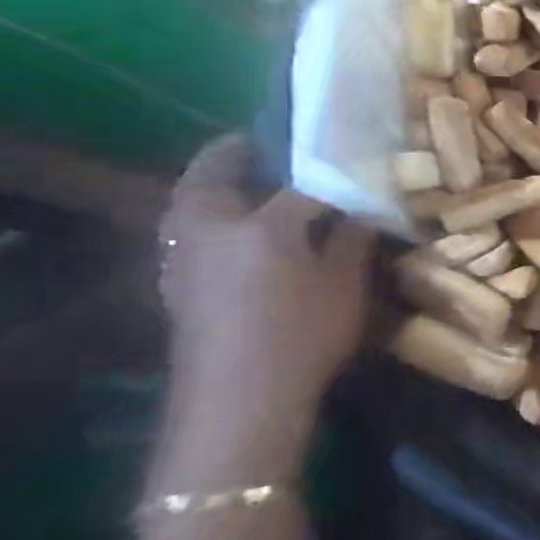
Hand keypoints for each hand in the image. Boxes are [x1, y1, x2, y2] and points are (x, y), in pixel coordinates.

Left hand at [159, 137, 375, 431]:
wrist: (241, 395)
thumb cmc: (304, 334)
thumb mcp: (345, 285)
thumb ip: (353, 240)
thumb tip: (364, 209)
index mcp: (261, 224)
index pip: (300, 182)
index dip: (326, 167)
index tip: (347, 156)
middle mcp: (211, 228)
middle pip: (213, 176)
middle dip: (235, 155)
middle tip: (264, 145)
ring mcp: (184, 255)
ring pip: (191, 203)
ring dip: (214, 186)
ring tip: (246, 183)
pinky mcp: (175, 282)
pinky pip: (189, 231)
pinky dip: (208, 217)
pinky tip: (233, 231)